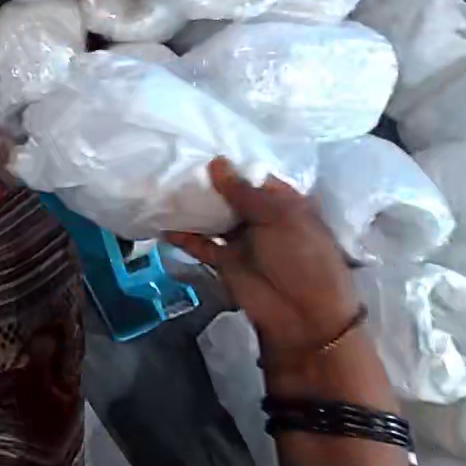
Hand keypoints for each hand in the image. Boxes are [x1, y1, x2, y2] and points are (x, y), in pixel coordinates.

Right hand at [168, 158, 359, 366]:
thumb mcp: (279, 217)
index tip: (197, 152)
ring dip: (191, 209)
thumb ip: (243, 191)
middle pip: (227, 196)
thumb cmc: (301, 257)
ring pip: (211, 218)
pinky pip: (200, 244)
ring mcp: (240, 240)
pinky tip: (163, 225)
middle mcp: (259, 217)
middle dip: (205, 185)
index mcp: (282, 203)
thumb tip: (216, 162)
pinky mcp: (224, 261)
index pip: (251, 177)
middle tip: (173, 168)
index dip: (228, 166)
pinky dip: (183, 236)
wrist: (303, 314)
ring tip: (163, 192)